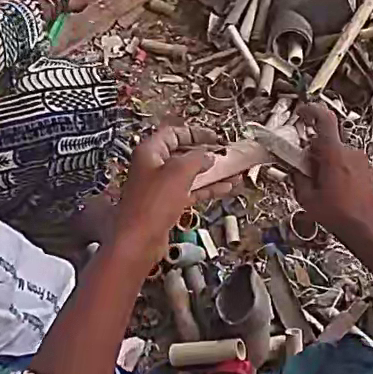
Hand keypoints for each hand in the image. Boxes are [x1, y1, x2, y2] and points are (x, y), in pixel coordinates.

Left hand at [114, 125, 234, 253]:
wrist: (138, 240)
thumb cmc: (154, 202)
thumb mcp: (179, 172)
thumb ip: (197, 158)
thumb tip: (209, 155)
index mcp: (150, 152)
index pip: (174, 134)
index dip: (195, 133)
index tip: (215, 137)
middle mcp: (153, 167)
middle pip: (183, 154)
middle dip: (206, 154)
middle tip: (226, 154)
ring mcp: (160, 187)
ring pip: (190, 174)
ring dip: (212, 172)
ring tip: (234, 172)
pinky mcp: (167, 205)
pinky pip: (191, 191)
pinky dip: (207, 189)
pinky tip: (226, 188)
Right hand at [290, 103, 372, 237]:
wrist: (365, 227)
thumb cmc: (339, 214)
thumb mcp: (307, 197)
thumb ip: (298, 176)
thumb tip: (294, 168)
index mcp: (334, 154)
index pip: (324, 120)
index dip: (311, 111)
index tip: (301, 113)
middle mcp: (350, 152)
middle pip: (326, 140)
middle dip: (312, 150)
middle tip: (303, 168)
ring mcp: (360, 160)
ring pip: (336, 151)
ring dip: (325, 161)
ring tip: (318, 184)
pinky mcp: (365, 169)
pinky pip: (346, 161)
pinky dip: (336, 168)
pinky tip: (331, 187)